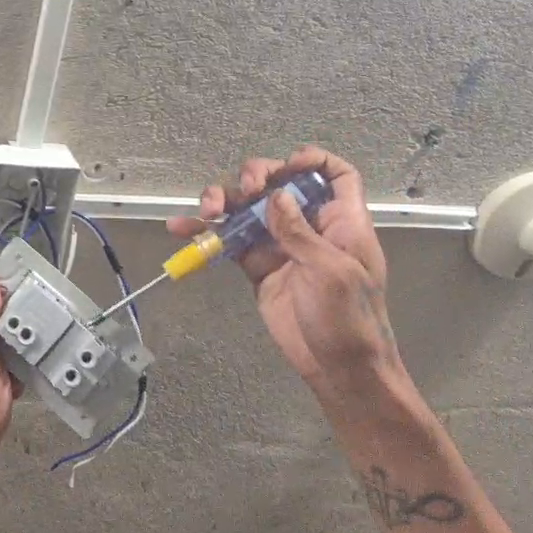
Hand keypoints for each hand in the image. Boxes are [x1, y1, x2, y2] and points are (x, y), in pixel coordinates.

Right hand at [167, 147, 402, 404]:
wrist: (339, 371)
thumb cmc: (350, 322)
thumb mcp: (332, 273)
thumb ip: (301, 232)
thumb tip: (275, 195)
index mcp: (341, 222)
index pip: (336, 175)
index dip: (314, 161)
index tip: (287, 164)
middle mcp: (309, 226)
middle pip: (279, 183)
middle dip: (255, 176)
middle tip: (244, 191)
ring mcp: (279, 244)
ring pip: (246, 206)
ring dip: (222, 200)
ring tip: (208, 211)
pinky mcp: (255, 264)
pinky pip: (226, 238)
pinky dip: (203, 232)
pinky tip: (181, 228)